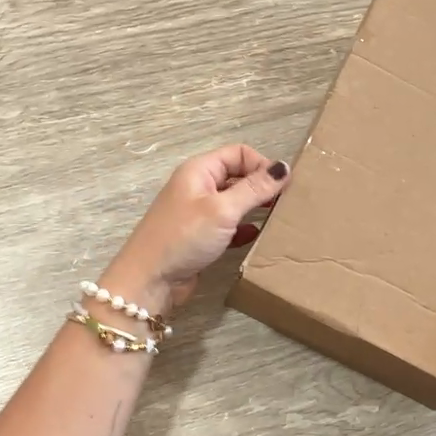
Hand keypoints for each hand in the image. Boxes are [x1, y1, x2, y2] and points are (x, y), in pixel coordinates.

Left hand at [102, 144, 289, 312]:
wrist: (149, 281)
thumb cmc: (184, 237)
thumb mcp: (222, 209)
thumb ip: (254, 188)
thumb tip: (284, 167)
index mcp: (199, 171)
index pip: (239, 154)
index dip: (262, 165)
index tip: (283, 186)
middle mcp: (198, 187)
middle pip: (237, 176)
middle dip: (261, 186)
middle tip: (286, 203)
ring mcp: (198, 213)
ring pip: (234, 203)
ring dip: (254, 209)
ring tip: (278, 219)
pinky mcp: (200, 237)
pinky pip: (229, 226)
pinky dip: (243, 229)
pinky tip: (256, 238)